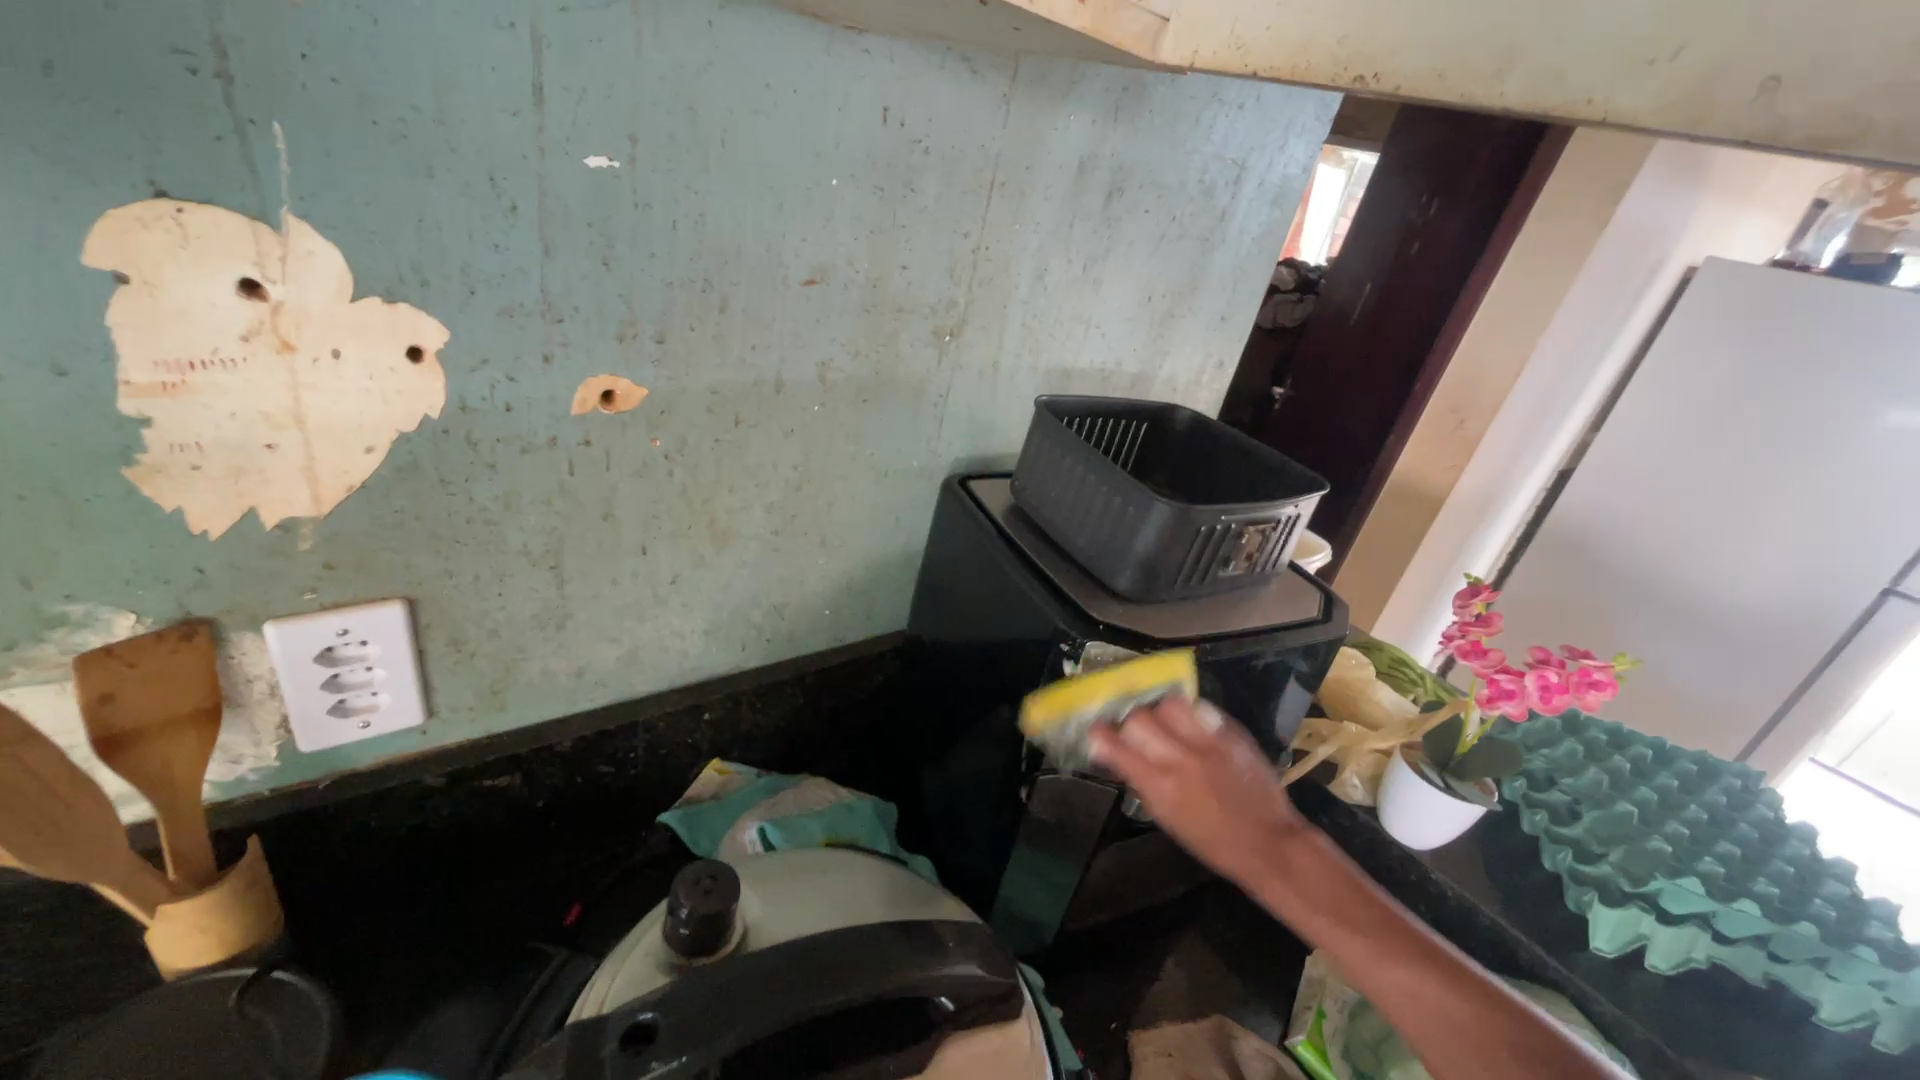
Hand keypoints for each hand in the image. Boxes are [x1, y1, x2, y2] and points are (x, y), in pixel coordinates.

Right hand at [1088, 696, 1308, 886]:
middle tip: (1135, 731)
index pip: (1115, 746)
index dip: (1100, 735)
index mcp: (1160, 786)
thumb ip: (1143, 782)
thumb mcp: (1166, 818)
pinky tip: (1193, 726)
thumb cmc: (1211, 842)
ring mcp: (1209, 742)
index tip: (1098, 734)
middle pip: (1139, 717)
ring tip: (1166, 722)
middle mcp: (1181, 758)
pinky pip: (1202, 709)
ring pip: (1171, 703)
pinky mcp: (1233, 733)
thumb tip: (1122, 757)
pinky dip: (1192, 714)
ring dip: (1162, 711)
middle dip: (1130, 721)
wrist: (1268, 843)